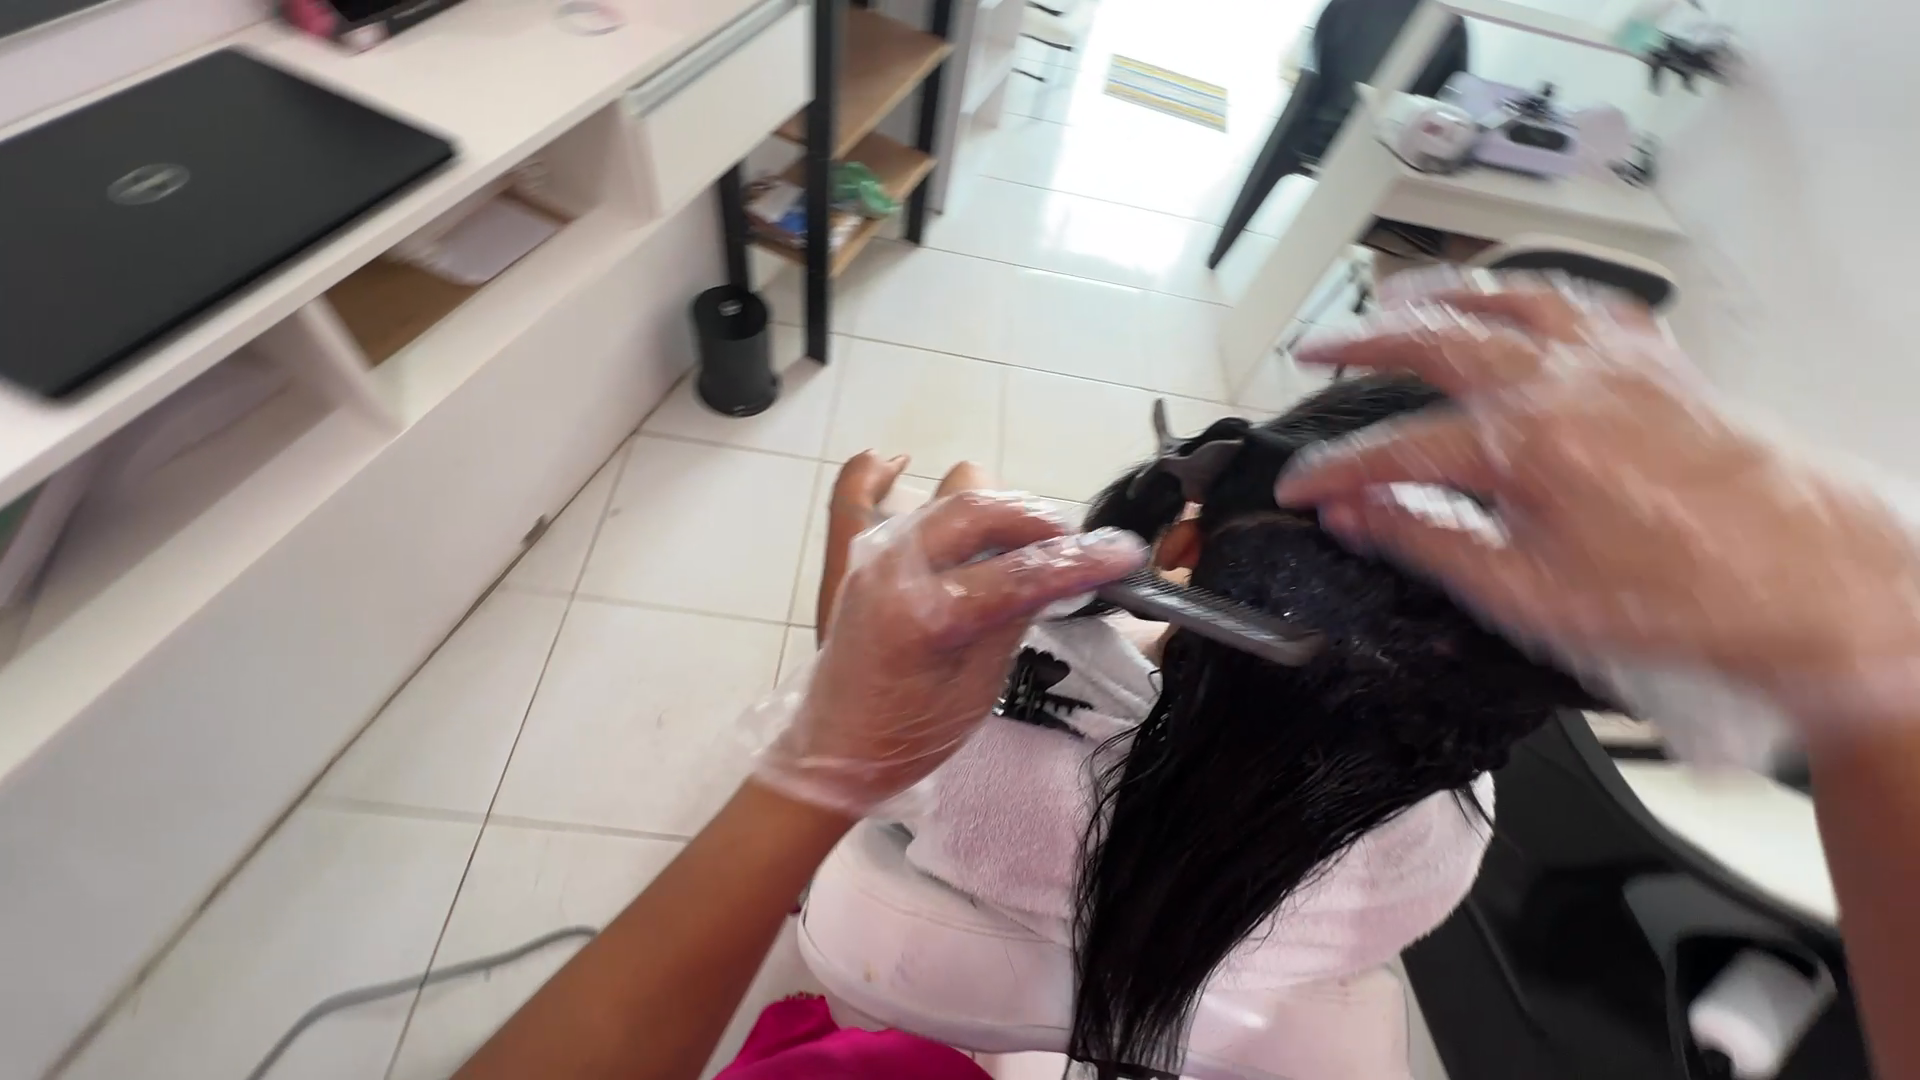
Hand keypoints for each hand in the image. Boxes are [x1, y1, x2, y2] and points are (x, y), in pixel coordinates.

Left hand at [752, 491, 1146, 814]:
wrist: (835, 753)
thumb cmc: (912, 735)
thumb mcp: (979, 687)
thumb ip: (1014, 616)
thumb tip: (1054, 570)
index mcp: (925, 613)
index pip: (1019, 572)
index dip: (1081, 561)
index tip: (1126, 553)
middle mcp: (892, 566)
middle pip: (981, 508)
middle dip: (1036, 521)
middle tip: (1070, 549)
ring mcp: (868, 553)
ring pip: (945, 495)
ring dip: (992, 509)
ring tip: (1015, 543)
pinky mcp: (851, 555)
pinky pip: (854, 490)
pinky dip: (878, 474)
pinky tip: (898, 465)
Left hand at [829, 450, 909, 527]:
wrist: (852, 502)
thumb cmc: (874, 483)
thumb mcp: (892, 472)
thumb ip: (899, 463)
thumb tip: (906, 457)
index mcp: (866, 455)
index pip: (876, 454)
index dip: (883, 462)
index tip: (888, 472)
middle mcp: (852, 461)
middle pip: (863, 464)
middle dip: (870, 471)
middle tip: (880, 483)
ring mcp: (842, 475)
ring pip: (854, 476)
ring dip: (861, 482)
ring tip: (871, 495)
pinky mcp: (836, 489)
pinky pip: (847, 489)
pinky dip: (854, 493)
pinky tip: (861, 501)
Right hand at [1274, 281, 1919, 723]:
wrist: (1822, 590)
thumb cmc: (1680, 597)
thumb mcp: (1523, 590)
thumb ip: (1424, 540)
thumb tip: (1355, 515)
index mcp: (1525, 445)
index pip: (1392, 450)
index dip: (1331, 472)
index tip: (1298, 489)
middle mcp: (1565, 386)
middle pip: (1435, 340)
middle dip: (1359, 343)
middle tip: (1314, 351)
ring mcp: (1615, 366)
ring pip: (1509, 300)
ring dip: (1440, 296)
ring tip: (1395, 298)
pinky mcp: (1657, 366)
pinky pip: (1584, 306)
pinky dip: (1532, 296)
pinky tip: (1512, 301)